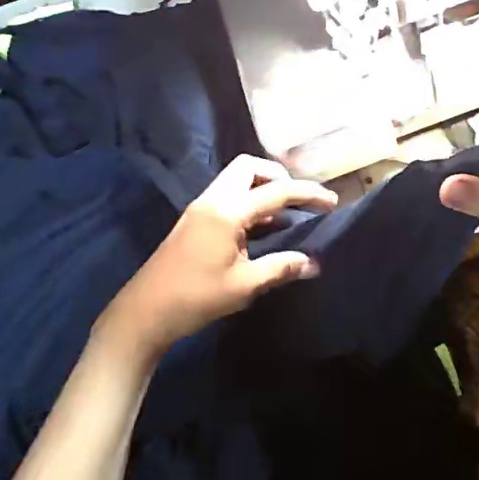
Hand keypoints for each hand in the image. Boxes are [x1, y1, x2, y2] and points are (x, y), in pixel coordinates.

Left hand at [101, 155, 337, 356]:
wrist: (145, 311)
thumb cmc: (196, 297)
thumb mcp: (244, 286)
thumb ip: (280, 268)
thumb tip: (313, 263)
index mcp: (227, 212)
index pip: (275, 192)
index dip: (307, 194)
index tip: (332, 202)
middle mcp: (212, 200)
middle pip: (248, 168)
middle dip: (278, 177)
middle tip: (300, 199)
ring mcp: (200, 209)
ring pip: (235, 182)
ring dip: (261, 189)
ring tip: (287, 214)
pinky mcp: (194, 221)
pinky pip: (227, 198)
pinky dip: (248, 203)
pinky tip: (263, 228)